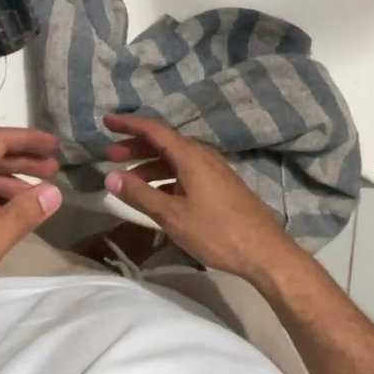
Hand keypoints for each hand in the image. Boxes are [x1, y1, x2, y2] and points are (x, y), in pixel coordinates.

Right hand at [101, 114, 295, 281]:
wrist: (266, 252)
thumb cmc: (217, 231)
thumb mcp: (172, 215)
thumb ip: (140, 195)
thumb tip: (110, 177)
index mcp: (190, 156)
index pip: (154, 130)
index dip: (129, 124)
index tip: (106, 121)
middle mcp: (202, 156)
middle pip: (164, 143)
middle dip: (136, 146)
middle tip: (111, 155)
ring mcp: (214, 171)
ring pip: (175, 159)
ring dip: (150, 165)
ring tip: (128, 179)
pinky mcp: (220, 187)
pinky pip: (186, 172)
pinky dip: (166, 177)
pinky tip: (157, 195)